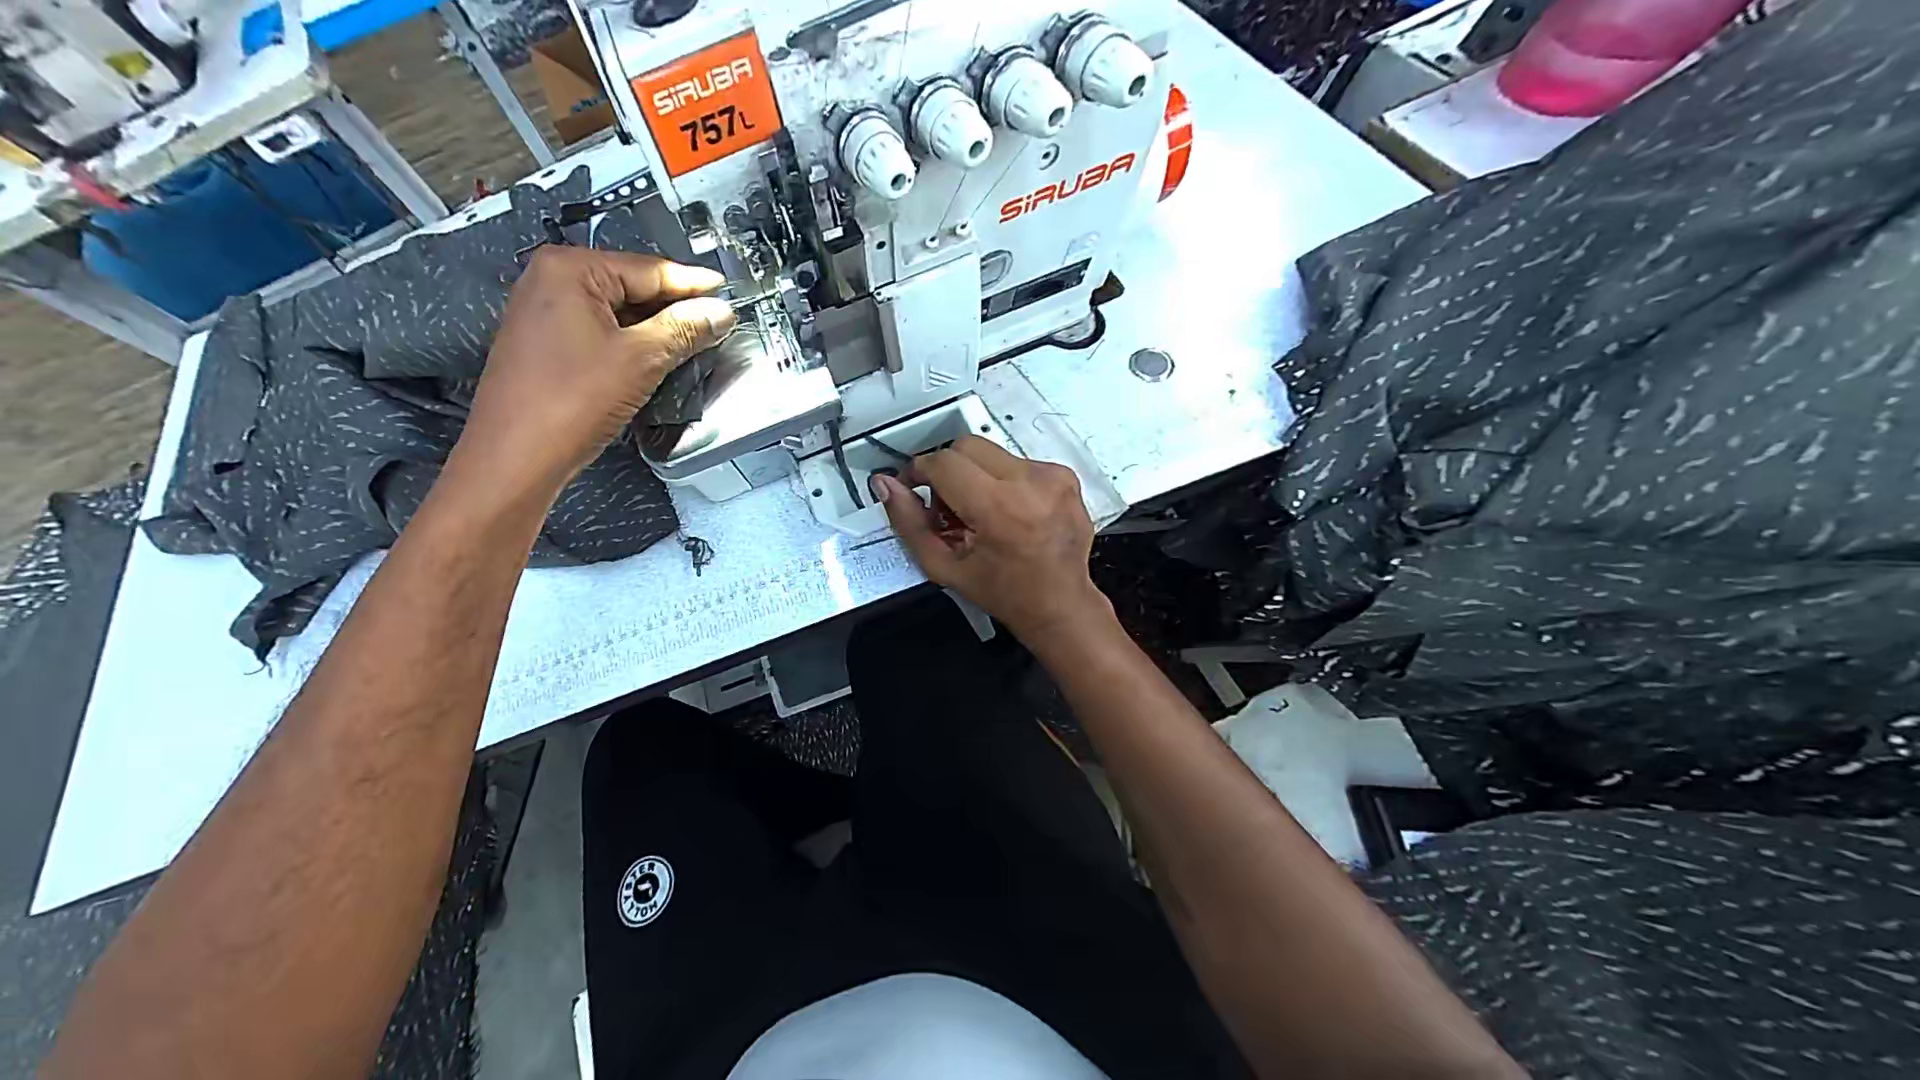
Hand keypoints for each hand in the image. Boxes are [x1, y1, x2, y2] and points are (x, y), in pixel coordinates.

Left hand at [448, 247, 735, 504]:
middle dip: (675, 310)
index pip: (650, 268)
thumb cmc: (566, 403)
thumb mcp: (641, 359)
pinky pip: (602, 333)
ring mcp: (545, 314)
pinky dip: (632, 345)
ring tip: (693, 346)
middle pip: (633, 288)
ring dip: (656, 331)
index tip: (726, 294)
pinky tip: (656, 362)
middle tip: (717, 326)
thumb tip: (719, 313)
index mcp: (568, 269)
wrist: (516, 458)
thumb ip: (685, 329)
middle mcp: (550, 282)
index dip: (694, 285)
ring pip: (619, 313)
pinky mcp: (547, 346)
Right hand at [872, 436, 1113, 641]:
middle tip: (950, 509)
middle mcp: (1031, 486)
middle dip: (948, 472)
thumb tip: (888, 488)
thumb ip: (910, 523)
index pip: (944, 462)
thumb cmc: (1010, 594)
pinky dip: (1004, 480)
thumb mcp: (946, 567)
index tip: (914, 483)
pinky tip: (1007, 512)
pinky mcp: (1064, 476)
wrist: (1060, 604)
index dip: (920, 471)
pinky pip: (1017, 460)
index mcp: (1001, 509)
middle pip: (966, 447)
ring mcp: (1052, 478)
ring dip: (977, 476)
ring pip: (991, 451)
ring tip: (982, 515)